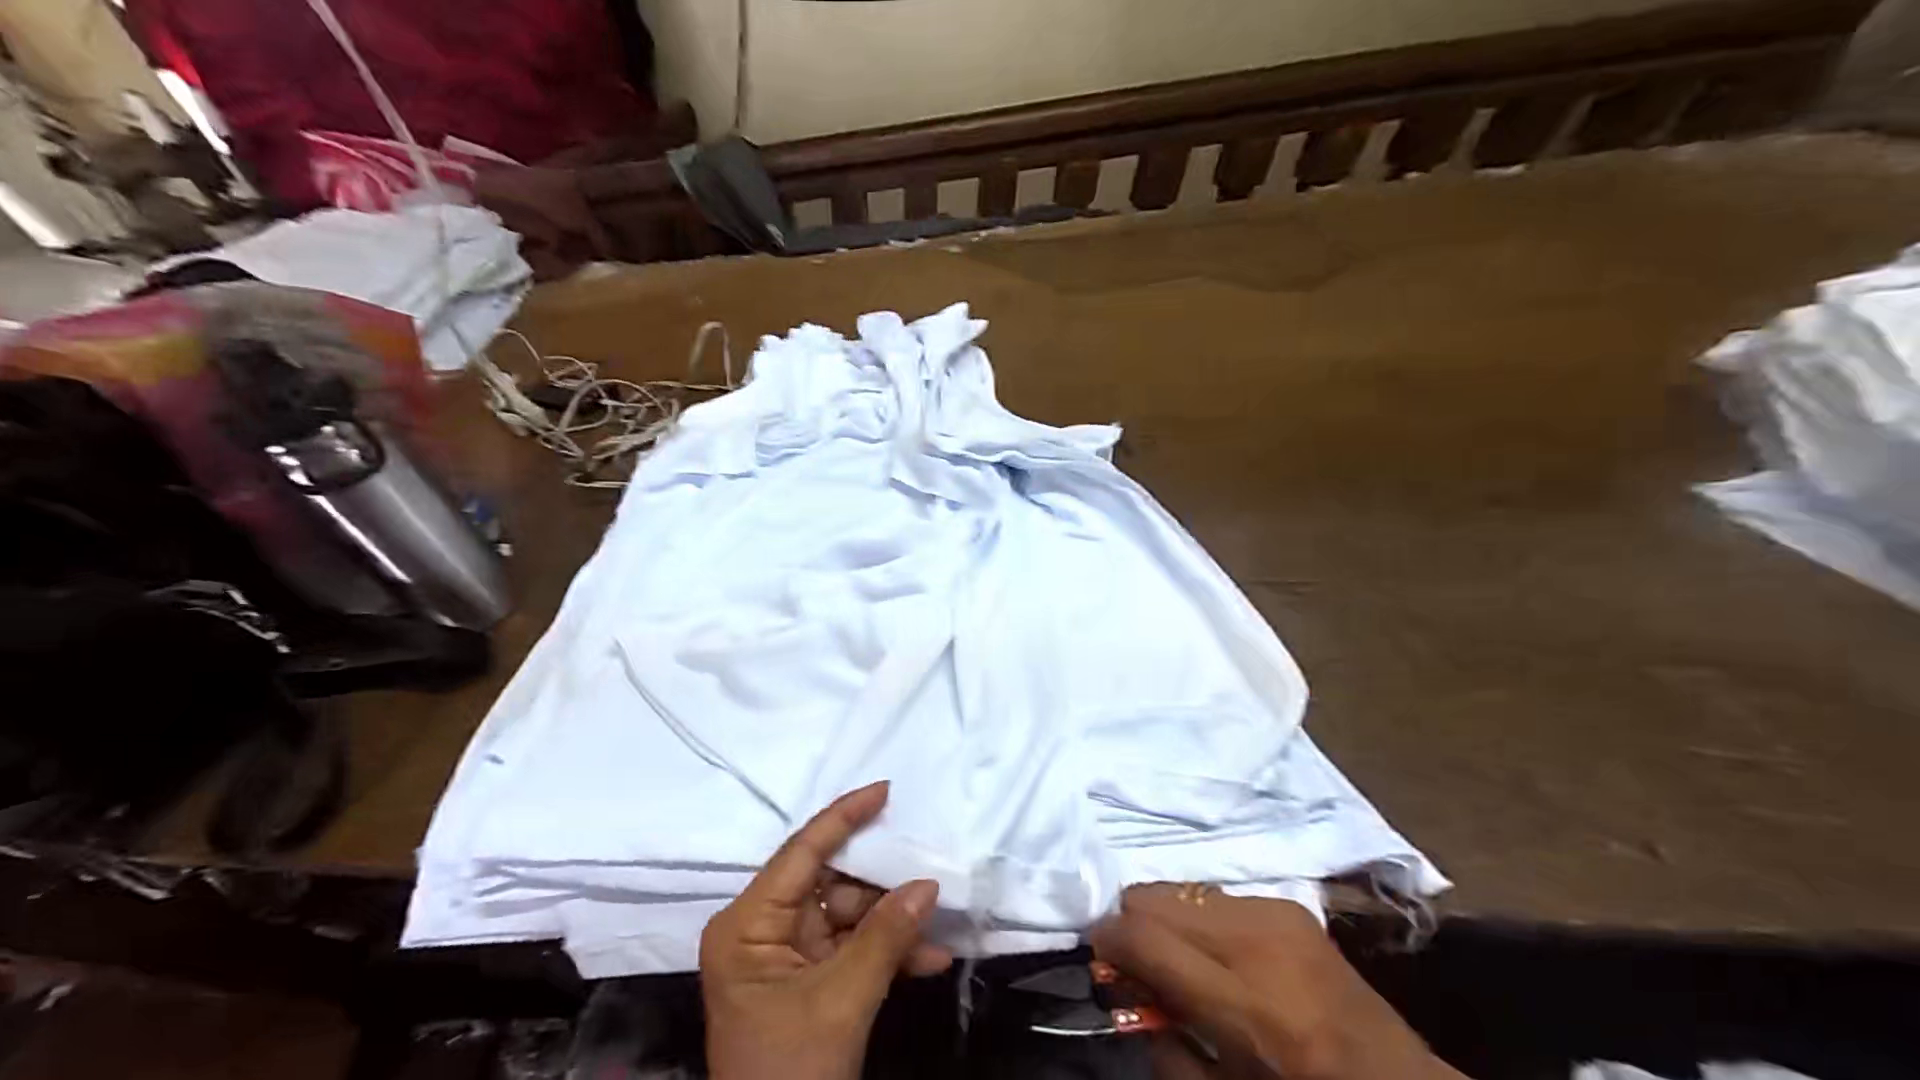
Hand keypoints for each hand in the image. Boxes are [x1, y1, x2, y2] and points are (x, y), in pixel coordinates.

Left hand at [700, 781, 952, 1079]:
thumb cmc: (790, 1070)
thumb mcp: (841, 1001)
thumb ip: (885, 937)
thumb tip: (926, 884)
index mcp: (747, 924)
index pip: (801, 852)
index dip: (844, 817)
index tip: (884, 790)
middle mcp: (762, 929)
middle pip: (829, 883)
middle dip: (879, 884)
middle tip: (924, 869)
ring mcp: (786, 955)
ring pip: (848, 916)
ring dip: (892, 924)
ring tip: (935, 925)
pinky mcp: (808, 979)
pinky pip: (852, 948)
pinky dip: (887, 953)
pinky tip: (927, 960)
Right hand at [1091, 884, 1464, 1079]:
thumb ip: (1164, 1046)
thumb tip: (1124, 991)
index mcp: (1245, 1004)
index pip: (1144, 937)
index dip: (1107, 943)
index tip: (1100, 959)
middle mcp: (1255, 940)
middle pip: (1151, 897)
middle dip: (1130, 925)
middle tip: (1136, 964)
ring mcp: (1274, 913)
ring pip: (1176, 888)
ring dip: (1162, 918)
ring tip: (1176, 958)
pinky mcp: (1287, 904)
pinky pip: (1212, 895)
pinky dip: (1196, 918)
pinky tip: (1216, 954)